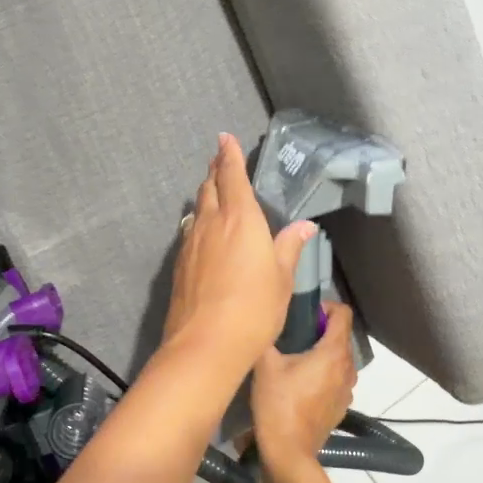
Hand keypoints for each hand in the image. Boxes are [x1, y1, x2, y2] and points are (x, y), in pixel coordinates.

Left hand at [162, 134, 317, 375]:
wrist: (205, 344)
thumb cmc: (254, 308)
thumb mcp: (281, 278)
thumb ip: (289, 247)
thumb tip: (304, 227)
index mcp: (240, 219)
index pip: (233, 176)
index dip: (230, 155)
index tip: (225, 138)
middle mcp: (211, 223)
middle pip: (209, 188)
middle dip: (216, 171)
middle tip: (220, 160)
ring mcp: (190, 244)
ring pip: (197, 209)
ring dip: (205, 195)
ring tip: (212, 190)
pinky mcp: (179, 265)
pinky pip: (190, 232)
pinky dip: (198, 221)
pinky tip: (203, 231)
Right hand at [249, 302, 357, 473]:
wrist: (288, 451)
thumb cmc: (278, 403)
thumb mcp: (265, 365)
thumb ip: (269, 337)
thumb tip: (267, 321)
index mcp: (334, 352)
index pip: (343, 314)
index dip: (325, 307)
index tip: (305, 314)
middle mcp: (348, 367)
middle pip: (341, 336)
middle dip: (321, 330)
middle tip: (294, 335)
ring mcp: (348, 389)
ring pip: (340, 358)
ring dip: (323, 353)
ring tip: (297, 359)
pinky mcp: (342, 406)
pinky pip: (337, 378)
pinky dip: (325, 373)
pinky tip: (302, 383)